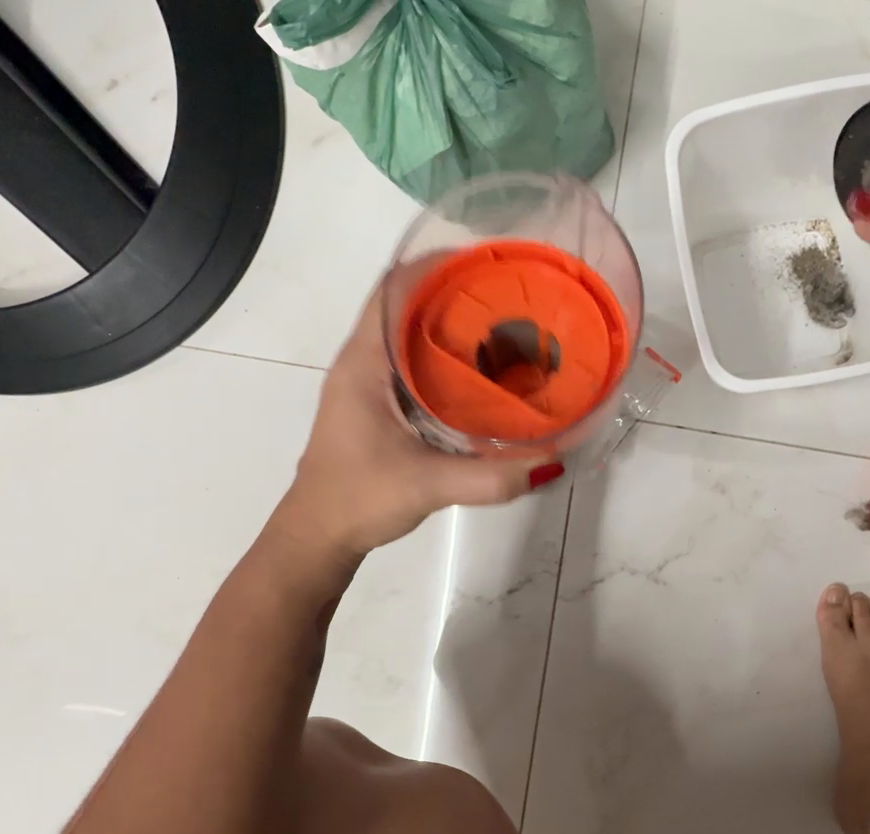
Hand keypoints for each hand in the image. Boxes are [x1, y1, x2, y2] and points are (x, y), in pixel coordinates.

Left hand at [270, 264, 560, 567]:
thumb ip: (489, 478)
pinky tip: (485, 376)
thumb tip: (551, 462)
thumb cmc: (358, 497)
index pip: (394, 289)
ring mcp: (369, 385)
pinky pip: (415, 364)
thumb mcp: (427, 485)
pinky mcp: (380, 407)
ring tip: (506, 328)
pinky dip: (448, 358)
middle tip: (511, 298)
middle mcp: (364, 363)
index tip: (485, 263)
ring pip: (411, 336)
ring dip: (452, 326)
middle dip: (456, 293)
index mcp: (365, 363)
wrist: (318, 535)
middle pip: (407, 305)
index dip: (435, 264)